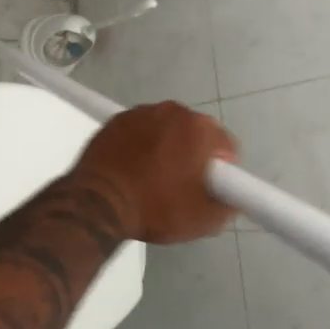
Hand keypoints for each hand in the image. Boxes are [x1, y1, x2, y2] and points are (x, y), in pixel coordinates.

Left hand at [70, 102, 238, 244]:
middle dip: (193, 155)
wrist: (97, 202)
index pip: (226, 146)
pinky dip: (139, 144)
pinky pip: (139, 131)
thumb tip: (233, 196)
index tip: (208, 189)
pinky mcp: (114, 120)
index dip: (222, 171)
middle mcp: (171, 110)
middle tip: (181, 186)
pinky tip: (132, 167)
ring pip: (165, 130)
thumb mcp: (204, 218)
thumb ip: (230, 203)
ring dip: (165, 147)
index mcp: (199, 128)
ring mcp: (139, 112)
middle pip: (195, 134)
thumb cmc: (155, 207)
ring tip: (152, 177)